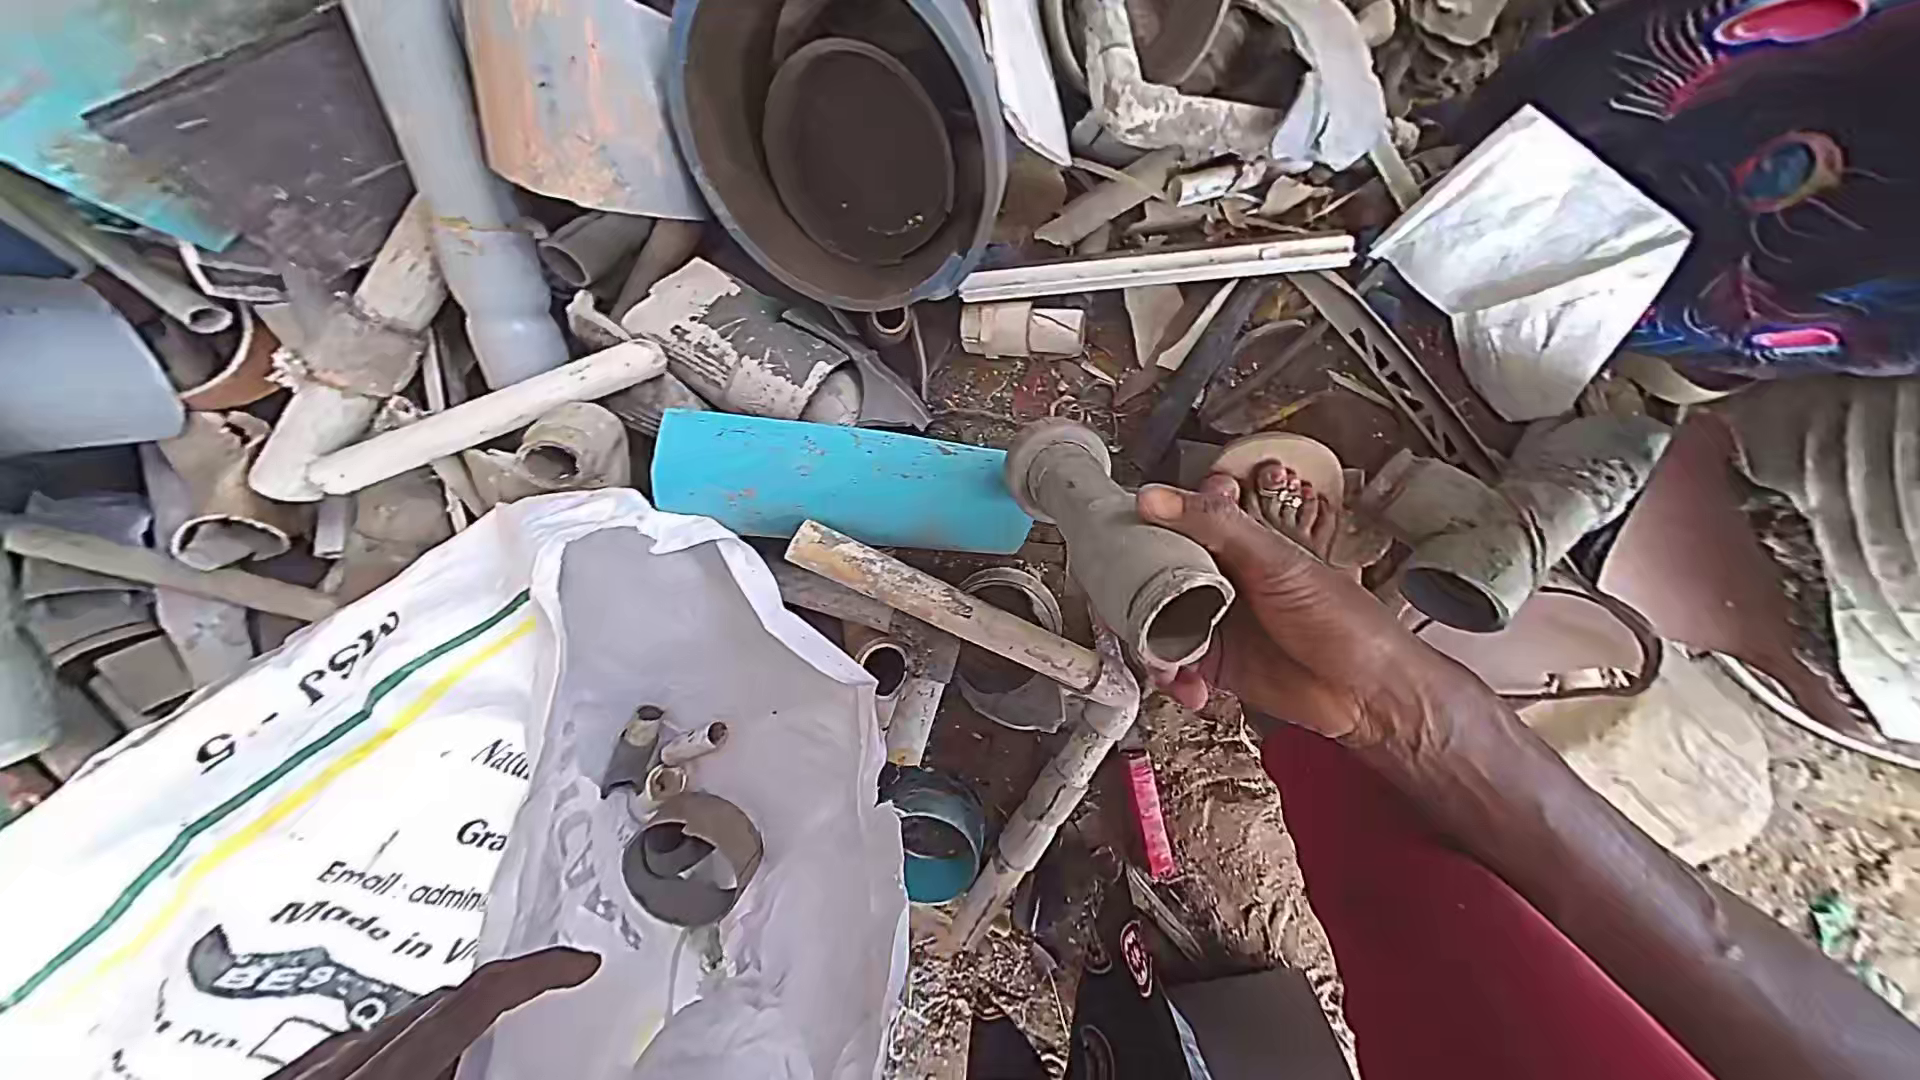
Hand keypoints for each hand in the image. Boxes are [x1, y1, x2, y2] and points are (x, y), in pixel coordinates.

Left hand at [269, 948, 599, 1079]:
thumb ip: (465, 1079)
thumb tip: (536, 1064)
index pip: (473, 999)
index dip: (539, 972)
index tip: (581, 966)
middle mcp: (325, 1077)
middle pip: (435, 1004)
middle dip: (491, 1006)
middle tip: (522, 1030)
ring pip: (386, 1021)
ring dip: (437, 1028)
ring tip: (456, 1063)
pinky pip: (333, 1050)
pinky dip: (379, 1049)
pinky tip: (386, 1072)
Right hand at [1137, 477, 1449, 744]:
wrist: (1369, 694)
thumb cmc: (1340, 616)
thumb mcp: (1275, 558)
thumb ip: (1214, 524)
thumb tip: (1152, 498)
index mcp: (1227, 544)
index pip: (1165, 528)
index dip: (1135, 536)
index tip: (1108, 547)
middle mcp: (1212, 580)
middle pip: (1149, 581)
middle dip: (1133, 603)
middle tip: (1129, 618)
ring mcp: (1209, 622)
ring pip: (1152, 626)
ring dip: (1150, 648)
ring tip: (1168, 665)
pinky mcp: (1209, 662)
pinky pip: (1169, 665)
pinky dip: (1170, 679)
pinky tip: (1190, 687)